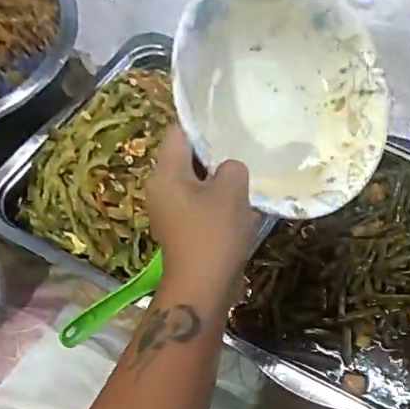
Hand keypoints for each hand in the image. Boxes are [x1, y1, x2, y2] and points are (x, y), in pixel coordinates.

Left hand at [146, 127, 261, 295]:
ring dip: (221, 183)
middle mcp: (161, 189)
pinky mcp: (183, 233)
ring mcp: (171, 213)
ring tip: (248, 179)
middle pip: (189, 159)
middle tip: (245, 150)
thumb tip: (231, 170)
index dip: (204, 123)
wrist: (203, 288)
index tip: (229, 120)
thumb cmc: (214, 235)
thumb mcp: (231, 191)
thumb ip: (233, 168)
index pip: (179, 132)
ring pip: (198, 185)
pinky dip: (220, 205)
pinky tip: (243, 209)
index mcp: (165, 173)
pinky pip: (202, 208)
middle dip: (216, 155)